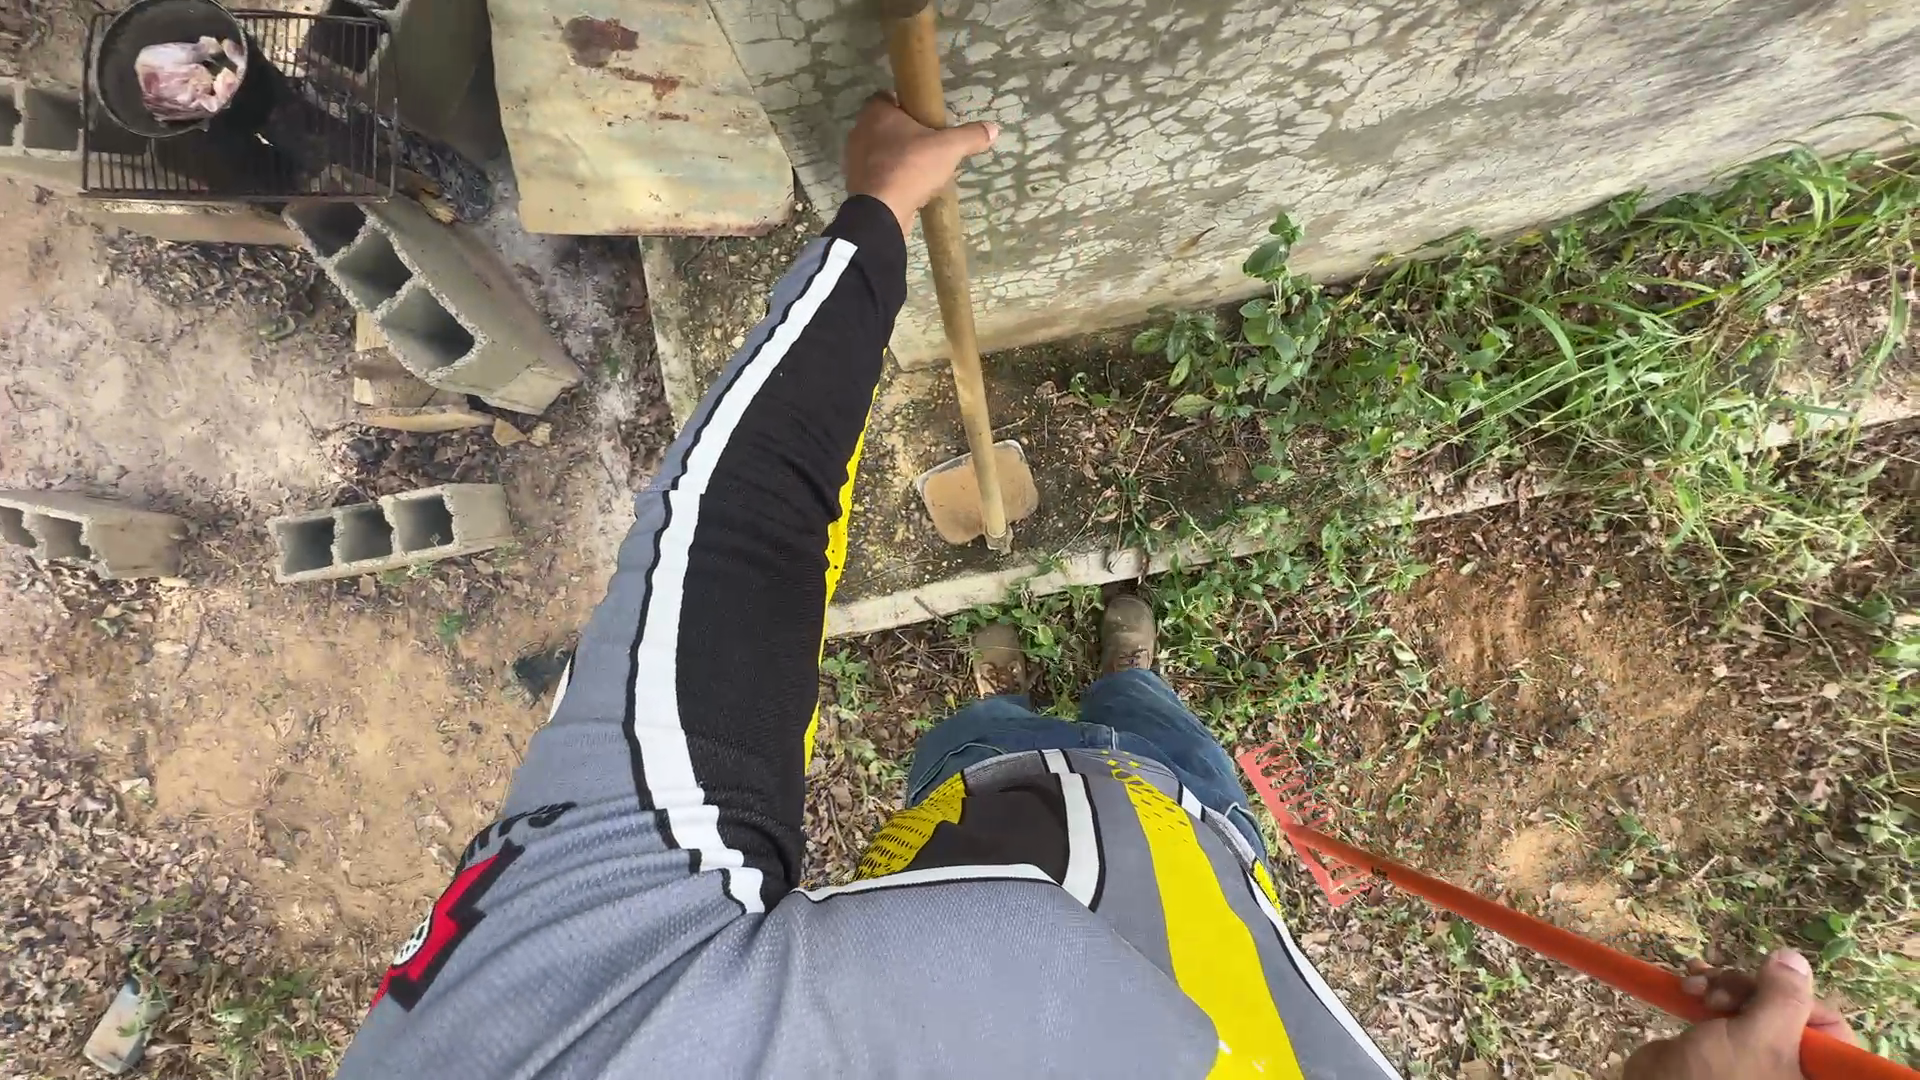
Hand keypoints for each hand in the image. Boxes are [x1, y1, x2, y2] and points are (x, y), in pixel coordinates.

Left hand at [843, 92, 998, 237]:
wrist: (881, 211)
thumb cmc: (911, 167)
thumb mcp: (948, 149)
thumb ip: (970, 137)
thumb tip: (994, 129)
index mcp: (876, 111)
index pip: (886, 98)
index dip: (904, 106)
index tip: (921, 120)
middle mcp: (859, 131)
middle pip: (883, 127)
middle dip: (902, 135)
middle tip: (925, 147)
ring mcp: (854, 160)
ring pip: (878, 153)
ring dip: (896, 160)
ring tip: (919, 172)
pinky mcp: (856, 186)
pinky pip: (876, 177)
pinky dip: (889, 181)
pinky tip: (907, 192)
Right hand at [1624, 949, 1855, 1079]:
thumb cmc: (1724, 1076)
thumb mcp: (1760, 1038)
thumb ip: (1782, 999)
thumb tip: (1792, 957)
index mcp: (1819, 1068)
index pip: (1829, 1021)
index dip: (1793, 999)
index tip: (1759, 995)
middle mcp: (1795, 1059)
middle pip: (1783, 1004)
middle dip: (1745, 989)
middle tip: (1718, 995)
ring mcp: (1758, 1048)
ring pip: (1749, 999)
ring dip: (1719, 985)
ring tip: (1696, 990)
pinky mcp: (1725, 1038)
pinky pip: (1724, 1004)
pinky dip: (1705, 988)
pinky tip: (1687, 985)